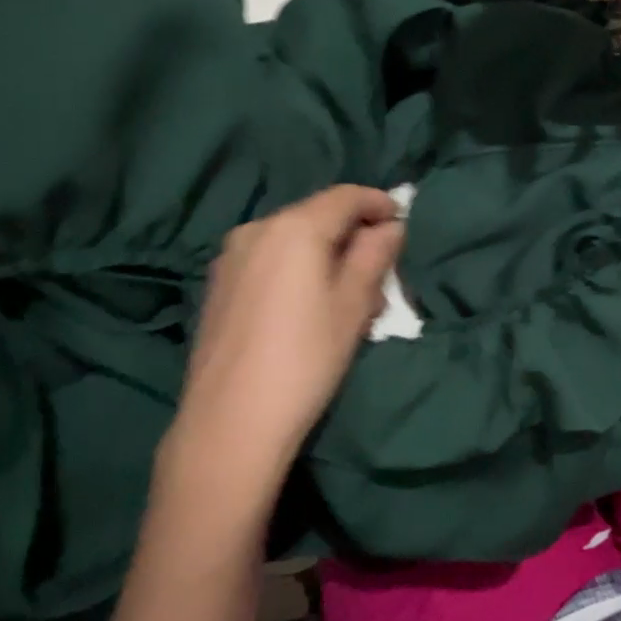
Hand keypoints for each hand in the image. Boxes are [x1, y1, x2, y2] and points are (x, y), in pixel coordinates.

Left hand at [163, 186, 404, 486]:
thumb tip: (391, 227)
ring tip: (348, 290)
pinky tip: (309, 303)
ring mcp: (230, 257)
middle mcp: (256, 230)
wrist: (230, 424)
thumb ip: (374, 257)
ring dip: (324, 251)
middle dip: (352, 231)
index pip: (345, 196)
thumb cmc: (305, 360)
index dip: (378, 203)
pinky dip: (296, 266)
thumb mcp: (352, 306)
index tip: (402, 221)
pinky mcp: (218, 285)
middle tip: (381, 264)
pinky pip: (268, 259)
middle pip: (316, 214)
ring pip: (291, 239)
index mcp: (293, 228)